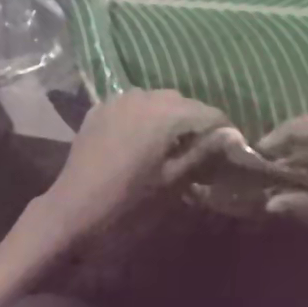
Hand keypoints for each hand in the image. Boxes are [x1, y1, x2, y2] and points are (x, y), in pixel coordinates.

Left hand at [37, 90, 243, 242]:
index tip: (233, 150)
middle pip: (182, 103)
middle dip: (196, 123)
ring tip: (174, 146)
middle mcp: (142, 96)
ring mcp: (117, 101)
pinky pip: (132, 107)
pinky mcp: (99, 111)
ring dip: (170, 118)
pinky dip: (144, 119)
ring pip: (156, 101)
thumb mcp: (174, 180)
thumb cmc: (129, 201)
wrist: (74, 210)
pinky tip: (144, 141)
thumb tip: (232, 135)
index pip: (208, 113)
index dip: (224, 130)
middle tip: (204, 152)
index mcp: (165, 112)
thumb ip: (204, 152)